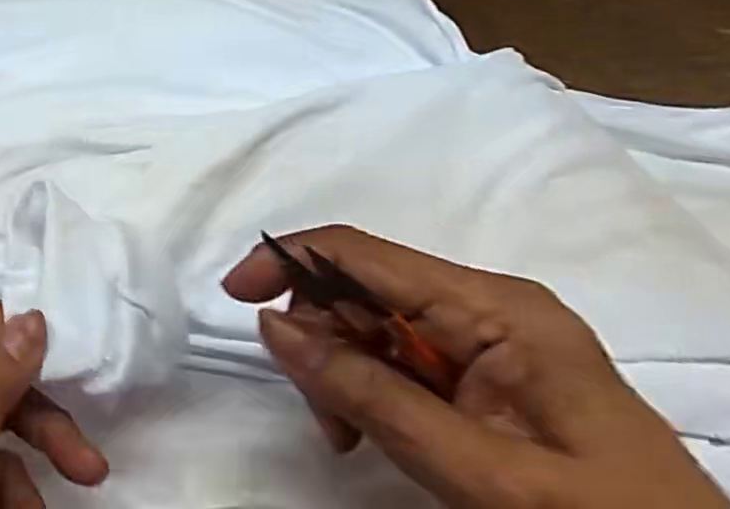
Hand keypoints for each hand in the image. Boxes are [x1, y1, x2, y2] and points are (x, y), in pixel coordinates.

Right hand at [223, 226, 729, 508]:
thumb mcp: (484, 477)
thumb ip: (374, 396)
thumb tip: (274, 325)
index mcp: (495, 307)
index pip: (364, 252)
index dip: (291, 258)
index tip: (234, 294)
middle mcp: (489, 305)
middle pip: (366, 288)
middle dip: (322, 336)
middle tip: (322, 417)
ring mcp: (494, 340)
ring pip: (379, 326)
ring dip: (345, 371)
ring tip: (346, 437)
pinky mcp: (494, 375)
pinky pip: (408, 360)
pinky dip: (374, 390)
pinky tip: (374, 433)